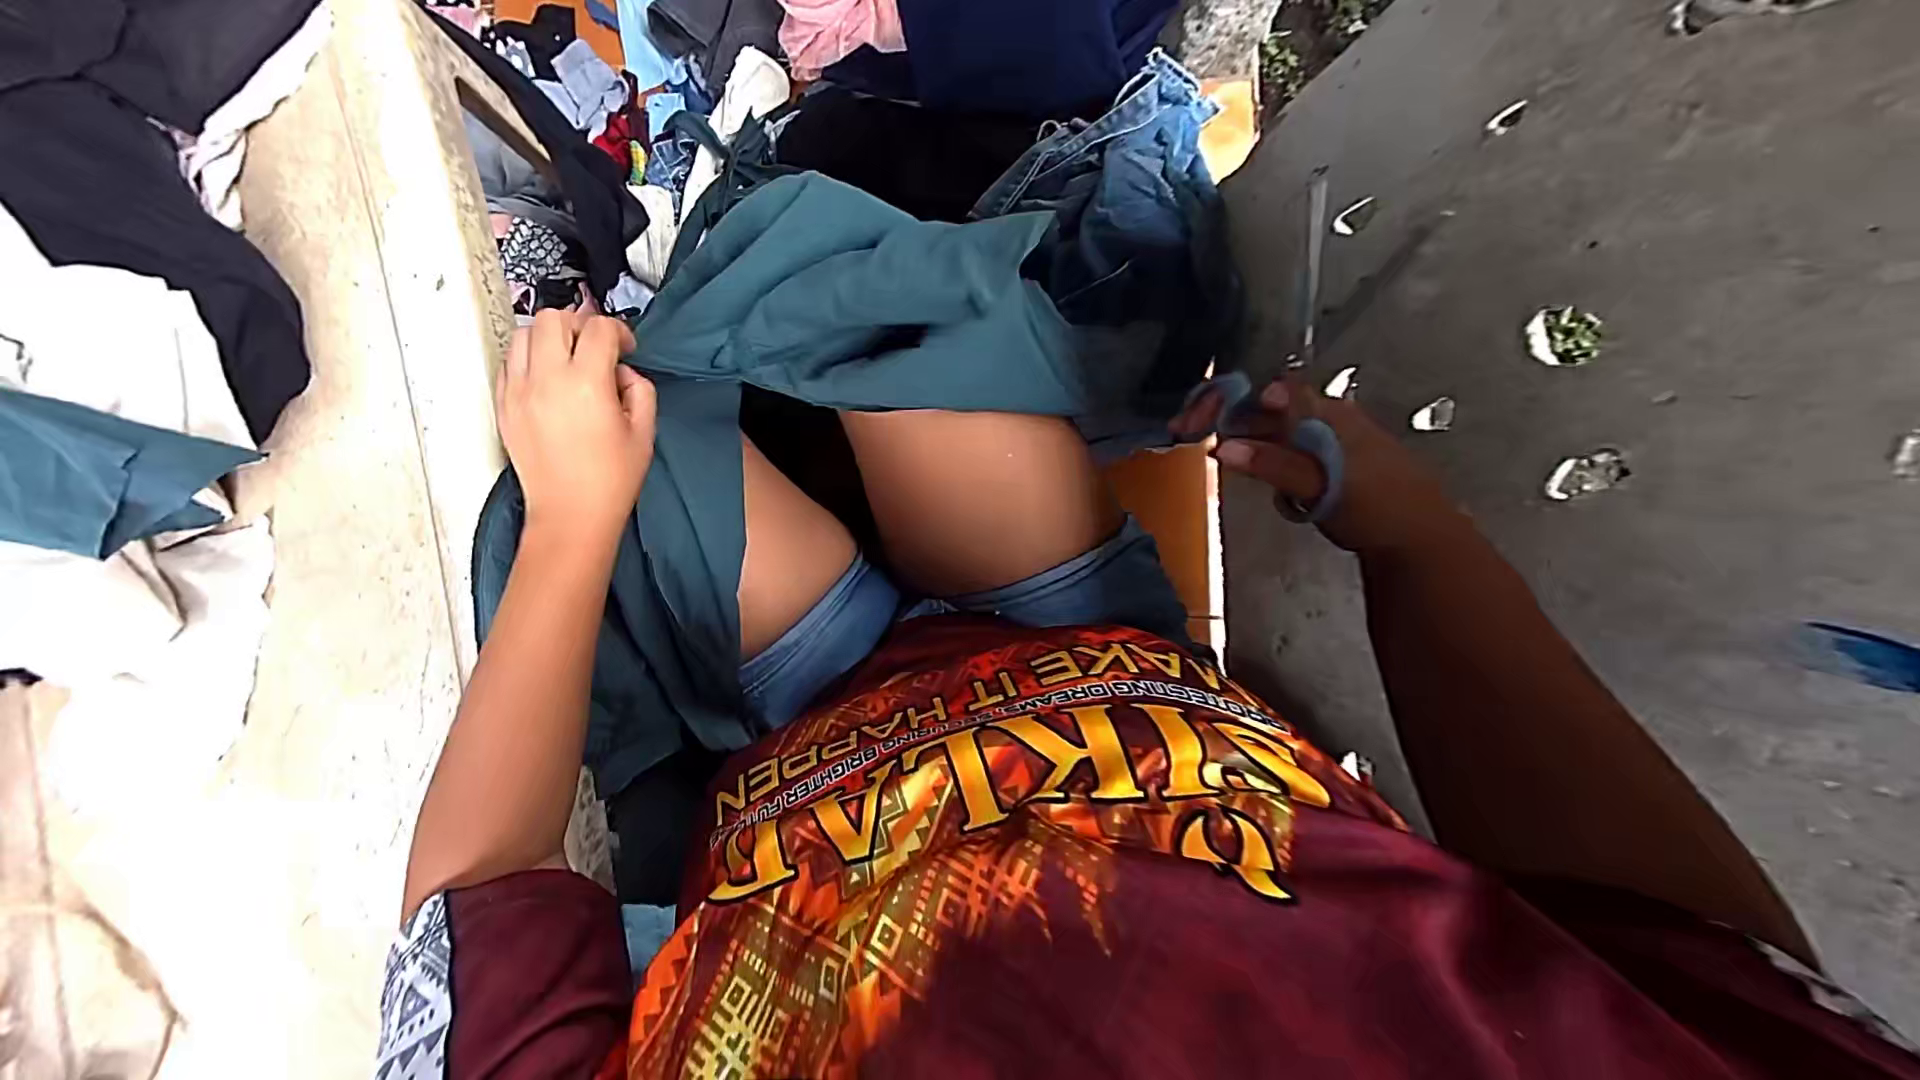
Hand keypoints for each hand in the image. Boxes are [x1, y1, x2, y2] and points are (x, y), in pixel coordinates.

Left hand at [496, 310, 654, 540]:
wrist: (571, 512)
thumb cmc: (611, 479)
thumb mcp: (644, 432)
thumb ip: (640, 390)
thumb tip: (623, 374)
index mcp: (587, 384)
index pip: (598, 329)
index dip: (619, 332)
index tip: (627, 348)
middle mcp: (546, 379)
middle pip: (554, 319)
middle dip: (581, 325)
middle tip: (597, 348)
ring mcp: (518, 390)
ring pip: (525, 333)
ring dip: (551, 338)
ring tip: (570, 361)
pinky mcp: (504, 404)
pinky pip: (511, 361)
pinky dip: (531, 358)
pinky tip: (551, 380)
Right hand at [1171, 376, 1466, 554]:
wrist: (1419, 539)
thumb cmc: (1376, 505)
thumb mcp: (1320, 484)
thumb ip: (1271, 464)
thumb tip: (1221, 448)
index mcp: (1325, 414)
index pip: (1264, 391)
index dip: (1225, 398)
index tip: (1192, 418)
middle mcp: (1325, 418)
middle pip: (1263, 407)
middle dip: (1222, 416)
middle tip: (1185, 431)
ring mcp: (1327, 440)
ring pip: (1271, 427)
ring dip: (1236, 434)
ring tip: (1207, 448)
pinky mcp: (1326, 462)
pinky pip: (1283, 447)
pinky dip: (1258, 451)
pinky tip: (1248, 466)